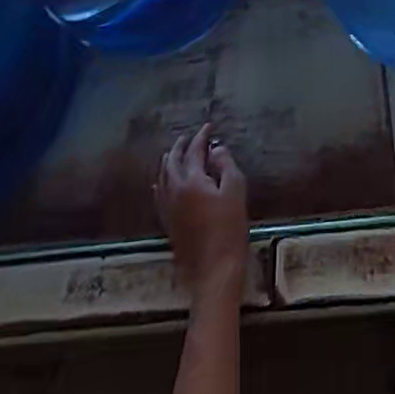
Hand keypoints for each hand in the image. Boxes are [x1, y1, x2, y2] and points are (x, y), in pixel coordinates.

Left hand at [155, 124, 249, 305]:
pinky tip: (162, 182)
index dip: (201, 137)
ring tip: (176, 152)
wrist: (214, 267)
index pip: (193, 151)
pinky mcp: (168, 221)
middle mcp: (173, 190)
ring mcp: (168, 207)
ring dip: (170, 161)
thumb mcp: (235, 190)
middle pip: (172, 161)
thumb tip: (216, 149)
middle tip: (191, 136)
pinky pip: (160, 193)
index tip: (209, 126)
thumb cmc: (230, 226)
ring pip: (163, 176)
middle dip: (181, 146)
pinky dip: (163, 180)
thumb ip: (225, 165)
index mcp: (190, 180)